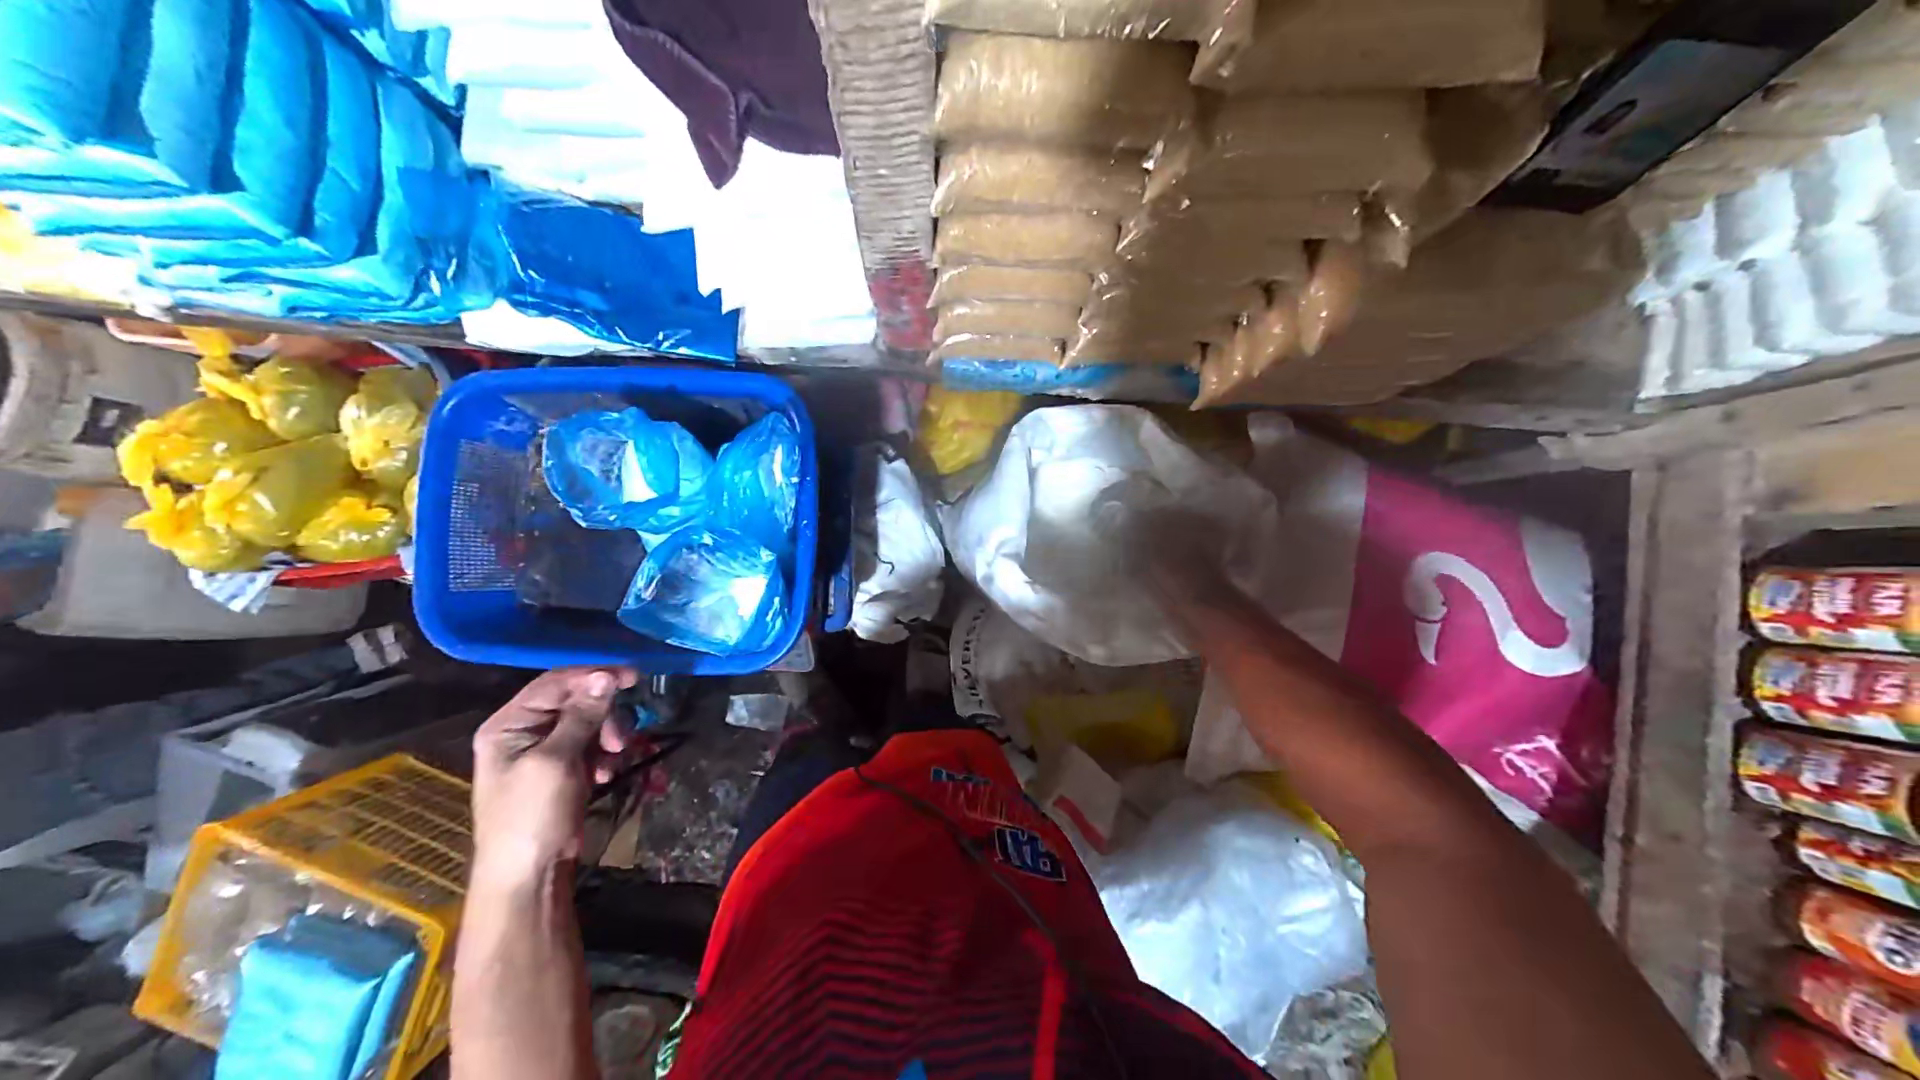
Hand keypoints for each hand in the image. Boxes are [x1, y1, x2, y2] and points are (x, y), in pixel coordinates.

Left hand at [470, 667, 638, 888]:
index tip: (634, 678)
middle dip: (606, 717)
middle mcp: (525, 732)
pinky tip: (612, 775)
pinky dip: (610, 758)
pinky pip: (596, 748)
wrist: (528, 878)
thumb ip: (582, 715)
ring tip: (616, 764)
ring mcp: (547, 752)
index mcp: (509, 724)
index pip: (556, 683)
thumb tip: (604, 676)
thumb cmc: (531, 817)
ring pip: (593, 725)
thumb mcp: (556, 761)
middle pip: (578, 702)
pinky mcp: (566, 771)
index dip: (595, 676)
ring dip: (612, 740)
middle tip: (621, 741)